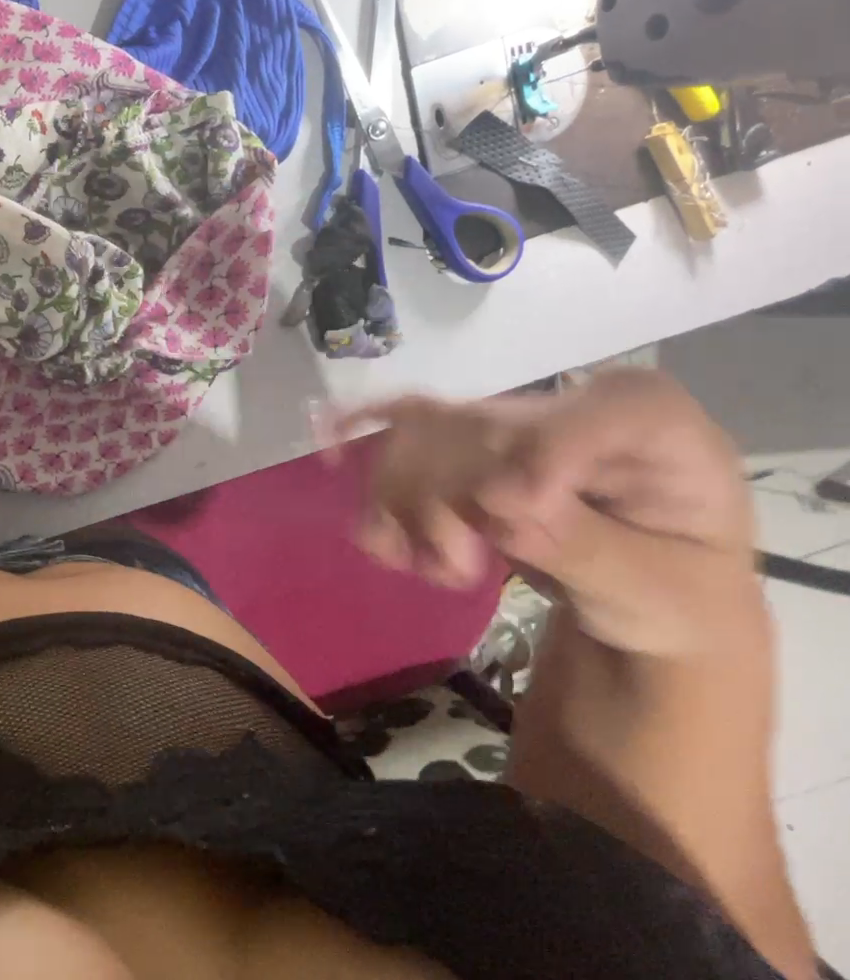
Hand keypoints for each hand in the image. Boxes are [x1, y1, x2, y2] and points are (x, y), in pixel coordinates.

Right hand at [345, 369, 759, 654]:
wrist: (641, 613)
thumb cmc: (674, 601)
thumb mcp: (654, 591)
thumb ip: (582, 546)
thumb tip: (496, 505)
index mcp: (661, 433)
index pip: (613, 412)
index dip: (554, 450)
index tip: (508, 512)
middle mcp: (578, 410)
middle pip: (487, 424)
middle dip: (446, 498)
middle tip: (454, 570)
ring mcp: (516, 428)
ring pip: (427, 438)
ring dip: (403, 504)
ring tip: (429, 569)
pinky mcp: (468, 453)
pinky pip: (404, 439)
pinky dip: (369, 465)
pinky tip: (349, 488)